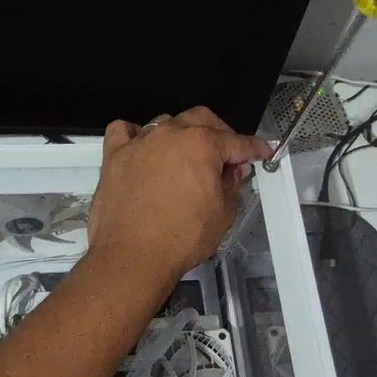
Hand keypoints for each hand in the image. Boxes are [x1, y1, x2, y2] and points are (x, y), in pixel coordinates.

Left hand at [85, 107, 271, 281]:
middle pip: (200, 120)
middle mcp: (170, 135)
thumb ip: (232, 184)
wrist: (134, 256)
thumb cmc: (179, 238)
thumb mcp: (223, 213)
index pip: (236, 141)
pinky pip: (123, 131)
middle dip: (219, 132)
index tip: (261, 151)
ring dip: (181, 135)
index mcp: (201, 145)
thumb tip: (233, 171)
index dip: (253, 147)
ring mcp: (140, 143)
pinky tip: (143, 147)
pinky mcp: (115, 157)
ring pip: (165, 123)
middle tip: (226, 154)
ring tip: (187, 157)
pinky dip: (135, 135)